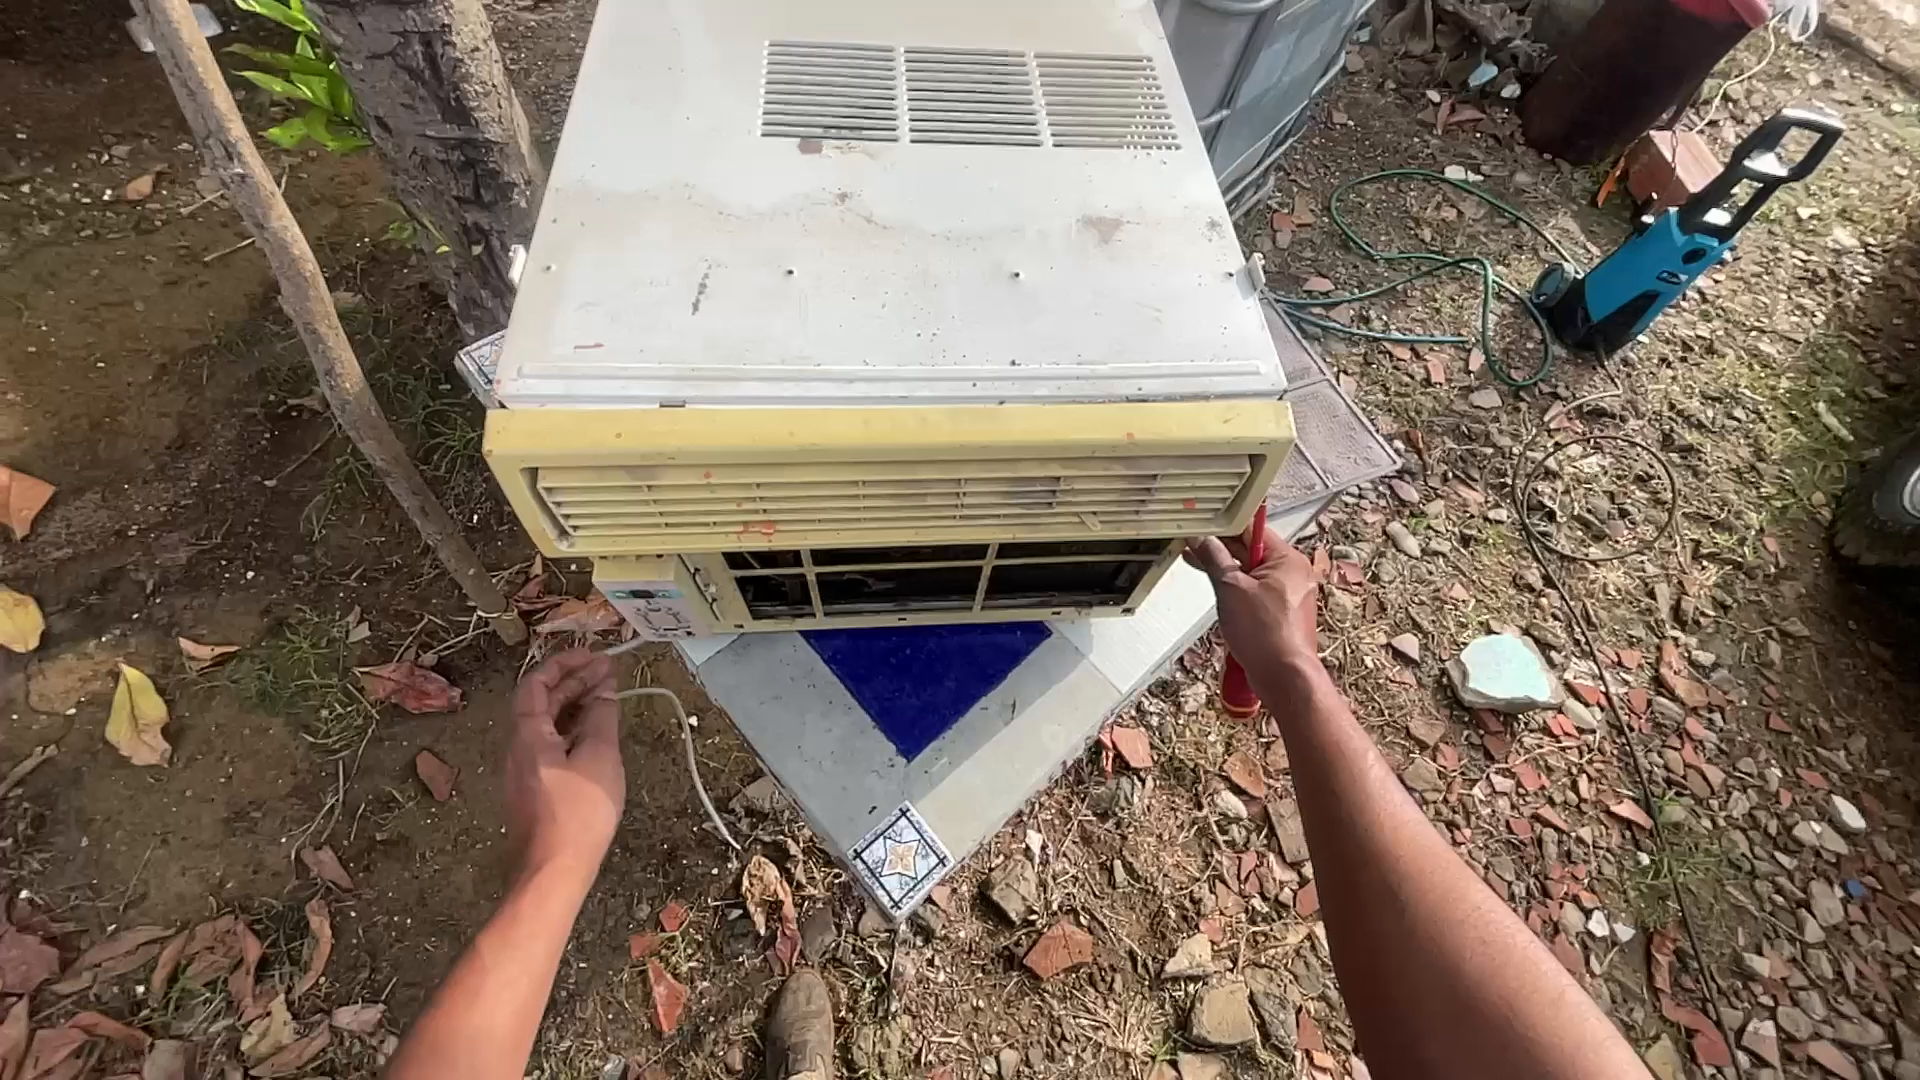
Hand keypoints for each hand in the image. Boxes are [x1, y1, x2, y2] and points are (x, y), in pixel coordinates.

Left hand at [505, 649, 625, 887]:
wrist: (556, 870)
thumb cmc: (579, 809)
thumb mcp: (600, 756)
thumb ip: (602, 718)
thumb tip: (605, 691)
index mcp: (528, 736)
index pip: (535, 685)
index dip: (563, 664)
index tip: (594, 656)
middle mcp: (519, 748)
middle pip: (542, 702)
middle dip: (575, 681)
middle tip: (610, 670)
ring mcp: (526, 769)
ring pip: (549, 723)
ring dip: (577, 702)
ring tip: (609, 692)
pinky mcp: (538, 786)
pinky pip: (553, 742)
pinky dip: (575, 726)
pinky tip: (598, 727)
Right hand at [1186, 526, 1322, 674]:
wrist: (1283, 675)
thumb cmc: (1264, 633)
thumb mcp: (1230, 588)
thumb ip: (1213, 559)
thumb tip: (1200, 538)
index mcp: (1287, 560)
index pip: (1252, 529)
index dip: (1223, 525)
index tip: (1201, 522)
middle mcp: (1292, 572)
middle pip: (1251, 550)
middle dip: (1220, 547)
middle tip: (1191, 541)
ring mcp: (1287, 593)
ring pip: (1251, 570)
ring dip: (1224, 566)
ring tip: (1196, 560)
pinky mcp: (1279, 611)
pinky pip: (1254, 589)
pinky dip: (1234, 585)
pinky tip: (1215, 585)